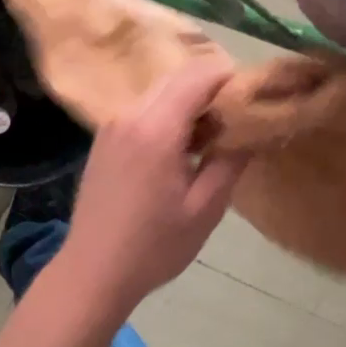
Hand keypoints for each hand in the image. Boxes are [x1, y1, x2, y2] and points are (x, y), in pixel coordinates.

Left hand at [56, 58, 248, 310]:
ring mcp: (111, 124)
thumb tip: (251, 130)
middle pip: (176, 77)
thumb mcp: (205, 209)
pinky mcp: (103, 138)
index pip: (198, 75)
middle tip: (236, 119)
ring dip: (188, 101)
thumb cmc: (154, 246)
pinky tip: (180, 149)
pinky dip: (166, 114)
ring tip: (211, 138)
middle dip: (210, 88)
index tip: (253, 99)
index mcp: (156, 128)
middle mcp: (129, 114)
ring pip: (158, 91)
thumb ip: (230, 161)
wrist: (93, 271)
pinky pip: (142, 109)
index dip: (229, 77)